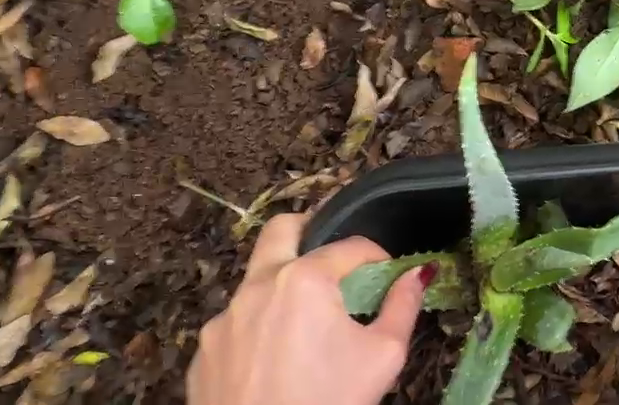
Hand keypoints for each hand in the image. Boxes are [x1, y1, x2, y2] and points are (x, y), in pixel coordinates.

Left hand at [187, 213, 425, 404]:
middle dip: (311, 231)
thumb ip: (404, 304)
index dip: (377, 258)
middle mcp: (257, 288)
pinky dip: (259, 328)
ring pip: (256, 282)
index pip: (352, 246)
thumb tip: (417, 273)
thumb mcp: (384, 354)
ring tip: (307, 324)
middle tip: (333, 260)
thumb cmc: (330, 403)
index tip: (388, 279)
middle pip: (281, 230)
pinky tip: (275, 362)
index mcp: (304, 279)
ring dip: (284, 287)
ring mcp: (221, 323)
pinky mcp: (201, 358)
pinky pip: (235, 325)